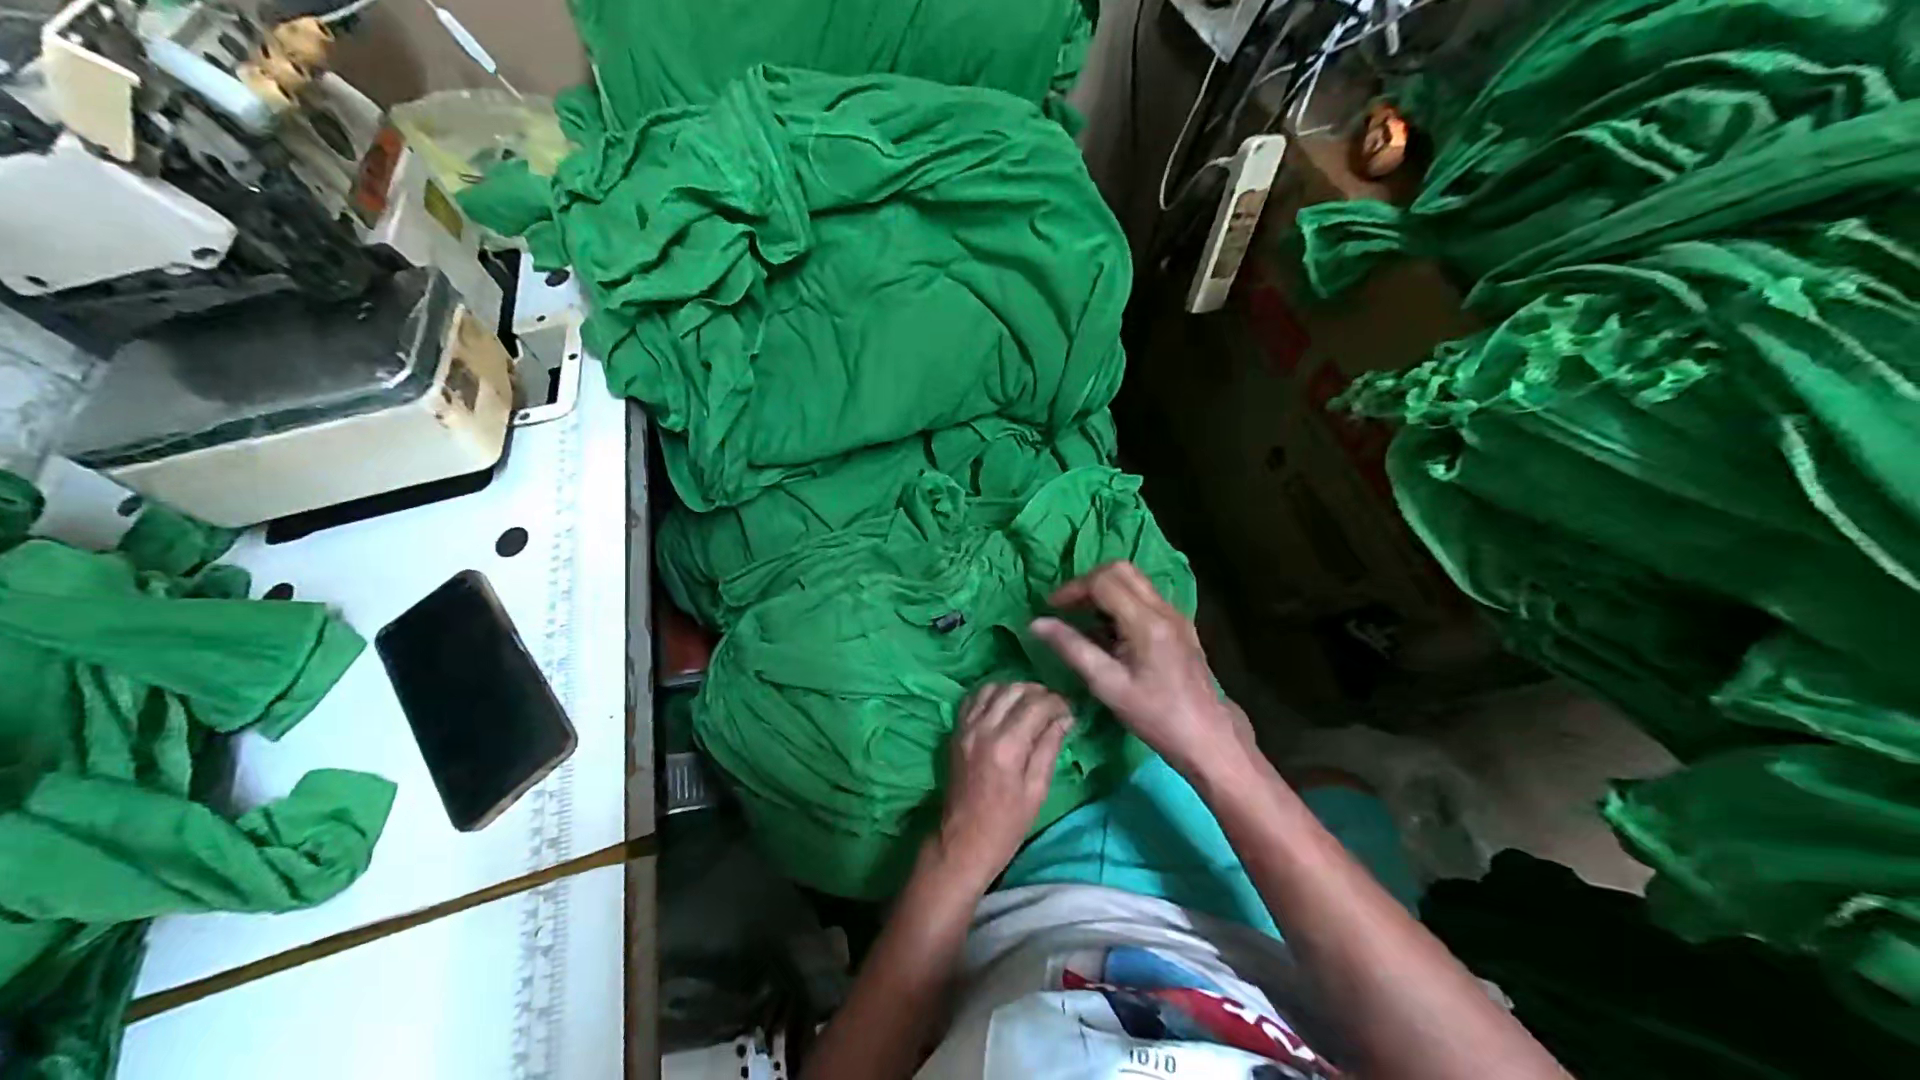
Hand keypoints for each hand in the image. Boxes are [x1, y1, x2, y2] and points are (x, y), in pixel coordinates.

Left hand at [937, 682, 1072, 881]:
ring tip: (1031, 703)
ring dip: (1015, 689)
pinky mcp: (956, 731)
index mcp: (1007, 746)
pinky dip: (992, 694)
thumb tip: (1065, 718)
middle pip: (1015, 690)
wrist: (963, 840)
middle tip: (1054, 705)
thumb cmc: (1007, 823)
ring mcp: (966, 728)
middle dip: (1039, 692)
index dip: (1058, 702)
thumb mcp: (1037, 789)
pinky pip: (973, 699)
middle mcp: (984, 728)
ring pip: (993, 688)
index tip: (1070, 709)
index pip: (1037, 705)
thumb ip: (1049, 747)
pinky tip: (1005, 705)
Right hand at [1030, 561, 1257, 781]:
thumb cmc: (1155, 716)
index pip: (1103, 582)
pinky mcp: (1179, 625)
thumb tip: (1037, 623)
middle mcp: (1164, 609)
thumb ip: (1071, 648)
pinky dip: (1120, 602)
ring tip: (1083, 620)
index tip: (1050, 609)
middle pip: (1120, 570)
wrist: (1207, 736)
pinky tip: (1108, 633)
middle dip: (1088, 583)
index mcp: (1146, 622)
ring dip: (1104, 591)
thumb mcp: (1106, 685)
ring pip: (1134, 581)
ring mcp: (1175, 615)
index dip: (1072, 589)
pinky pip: (1144, 597)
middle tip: (1067, 607)